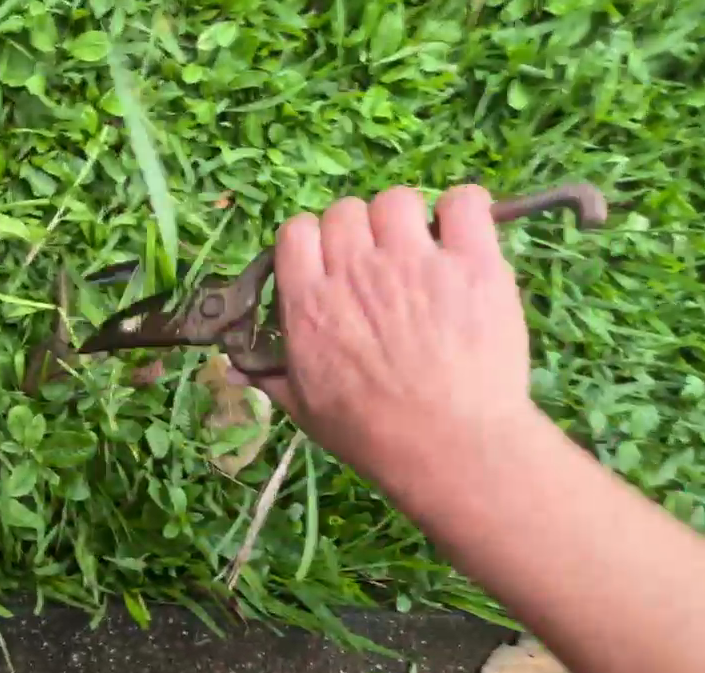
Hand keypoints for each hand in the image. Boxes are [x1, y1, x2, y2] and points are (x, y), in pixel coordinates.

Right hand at [258, 185, 545, 500]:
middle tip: (366, 262)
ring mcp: (417, 262)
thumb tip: (230, 367)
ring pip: (397, 199)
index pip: (295, 232)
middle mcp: (356, 272)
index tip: (318, 265)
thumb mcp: (301, 406)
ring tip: (411, 251)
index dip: (306, 243)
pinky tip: (457, 240)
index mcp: (309, 304)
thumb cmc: (364, 429)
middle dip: (352, 231)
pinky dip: (459, 212)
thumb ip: (266, 376)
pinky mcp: (474, 262)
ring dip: (400, 219)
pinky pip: (465, 201)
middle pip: (344, 210)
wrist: (444, 441)